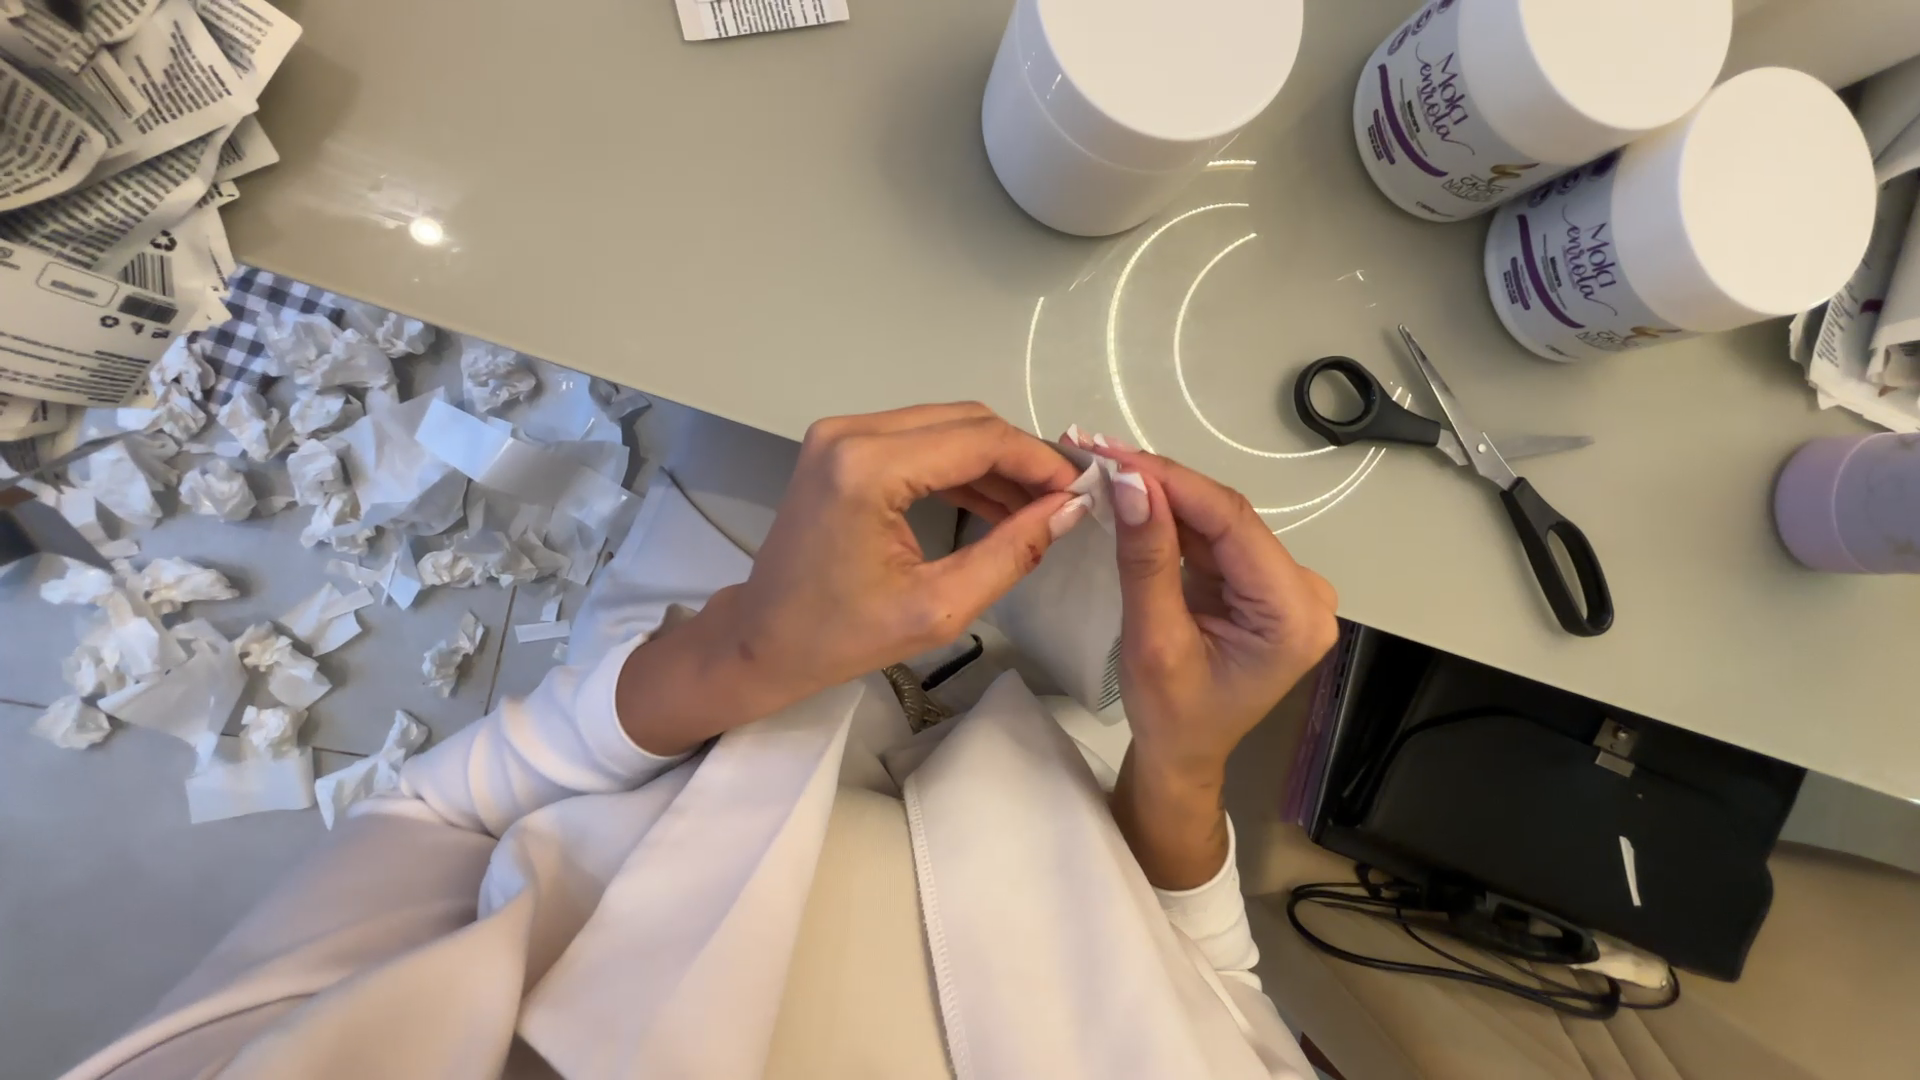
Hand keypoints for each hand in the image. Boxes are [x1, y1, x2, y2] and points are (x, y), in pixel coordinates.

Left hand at [618, 404, 1084, 754]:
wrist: (763, 639)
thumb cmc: (842, 637)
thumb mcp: (940, 607)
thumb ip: (1011, 552)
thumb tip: (1069, 509)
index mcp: (869, 468)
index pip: (980, 440)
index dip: (1039, 461)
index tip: (1082, 490)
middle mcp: (851, 432)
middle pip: (965, 421)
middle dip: (1021, 457)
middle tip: (1063, 500)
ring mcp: (841, 433)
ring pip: (945, 425)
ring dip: (994, 461)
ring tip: (1036, 506)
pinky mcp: (841, 446)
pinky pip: (919, 440)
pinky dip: (960, 466)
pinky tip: (994, 502)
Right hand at [1079, 437, 1338, 887]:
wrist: (1183, 754)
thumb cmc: (1171, 716)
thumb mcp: (1154, 639)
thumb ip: (1146, 558)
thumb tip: (1129, 482)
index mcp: (1292, 615)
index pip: (1232, 523)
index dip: (1172, 482)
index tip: (1114, 454)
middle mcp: (1302, 592)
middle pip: (1226, 518)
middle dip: (1161, 485)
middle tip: (1099, 453)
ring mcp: (1282, 587)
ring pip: (1216, 522)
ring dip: (1161, 497)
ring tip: (1107, 467)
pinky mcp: (1258, 585)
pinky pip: (1211, 540)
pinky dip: (1170, 521)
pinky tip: (1133, 498)